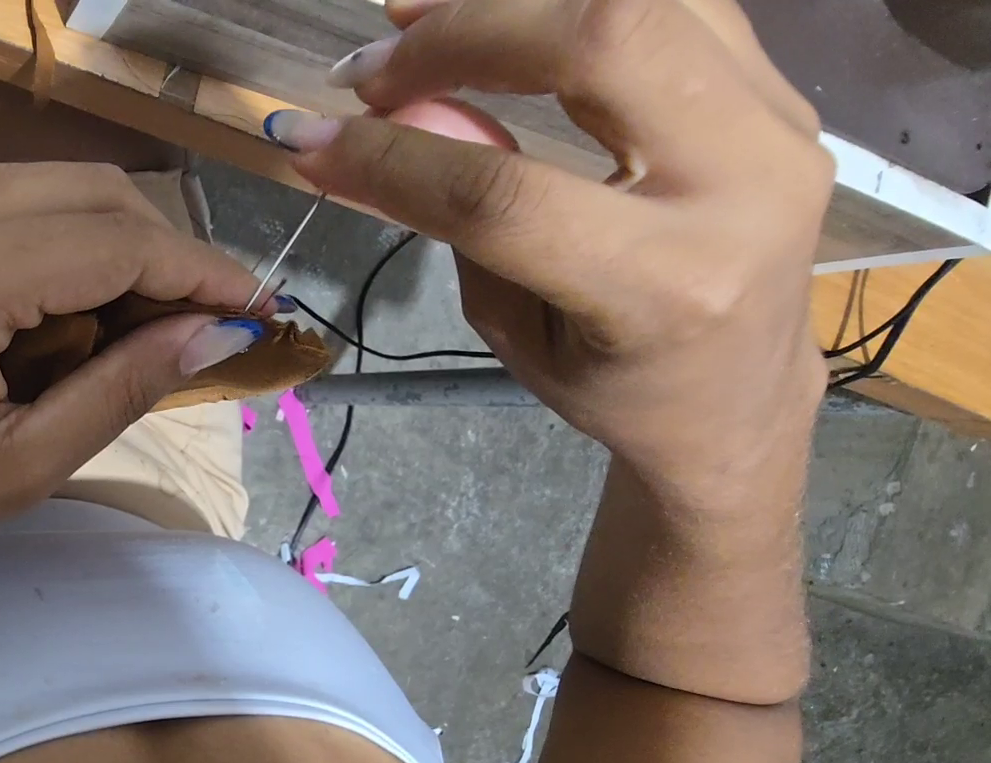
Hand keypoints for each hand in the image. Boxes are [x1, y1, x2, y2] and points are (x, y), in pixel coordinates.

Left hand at [0, 162, 266, 583]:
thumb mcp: (18, 466)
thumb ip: (120, 390)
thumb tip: (211, 336)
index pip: (120, 242)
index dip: (202, 272)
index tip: (257, 309)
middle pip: (95, 196)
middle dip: (167, 254)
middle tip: (205, 324)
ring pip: (54, 189)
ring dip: (117, 246)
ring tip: (145, 324)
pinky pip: (8, 205)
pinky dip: (62, 243)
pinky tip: (72, 308)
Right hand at [266, 0, 832, 510]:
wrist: (736, 390)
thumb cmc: (608, 387)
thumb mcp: (512, 329)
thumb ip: (462, 224)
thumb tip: (393, 123)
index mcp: (657, 286)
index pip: (501, 195)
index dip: (394, 158)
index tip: (313, 141)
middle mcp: (739, 182)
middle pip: (602, 40)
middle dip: (461, 36)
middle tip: (370, 67)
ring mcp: (778, 118)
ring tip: (414, 15)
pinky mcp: (782, 85)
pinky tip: (494, 11)